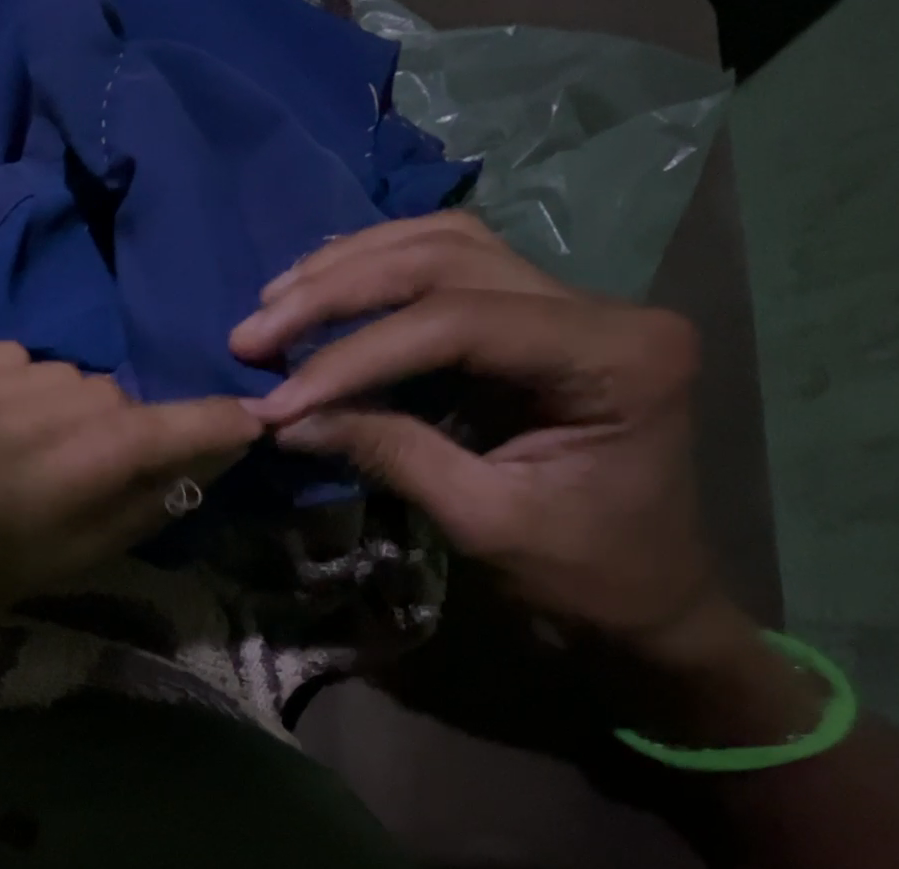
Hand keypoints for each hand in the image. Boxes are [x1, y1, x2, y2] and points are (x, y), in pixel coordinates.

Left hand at [0, 341, 261, 631]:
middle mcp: (2, 425)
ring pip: (53, 370)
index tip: (242, 418)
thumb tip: (217, 448)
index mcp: (43, 486)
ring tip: (24, 441)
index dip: (203, 422)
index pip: (147, 432)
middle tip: (82, 461)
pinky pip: (0, 355)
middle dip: (110, 424)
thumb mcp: (77, 557)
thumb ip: (148, 499)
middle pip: (102, 394)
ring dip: (58, 401)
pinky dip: (7, 383)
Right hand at [230, 212, 720, 658]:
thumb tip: (286, 419)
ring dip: (351, 267)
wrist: (644, 594)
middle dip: (338, 292)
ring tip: (275, 301)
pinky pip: (449, 271)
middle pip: (448, 258)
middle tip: (253, 334)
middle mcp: (599, 307)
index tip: (279, 401)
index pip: (459, 322)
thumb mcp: (480, 521)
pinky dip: (376, 274)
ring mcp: (569, 304)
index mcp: (613, 356)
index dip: (355, 356)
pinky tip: (321, 288)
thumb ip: (389, 454)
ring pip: (446, 246)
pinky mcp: (534, 321)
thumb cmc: (580, 572)